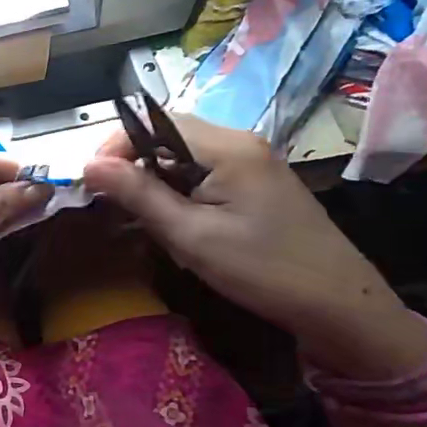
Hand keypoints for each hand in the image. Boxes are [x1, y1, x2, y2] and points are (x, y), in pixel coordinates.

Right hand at [83, 116, 426, 377]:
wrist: (337, 303)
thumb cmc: (261, 269)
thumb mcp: (191, 236)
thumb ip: (139, 195)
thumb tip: (89, 164)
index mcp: (227, 146)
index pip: (156, 122)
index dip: (117, 146)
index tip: (93, 182)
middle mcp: (242, 141)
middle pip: (170, 134)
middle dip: (135, 164)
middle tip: (112, 203)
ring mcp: (254, 160)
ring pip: (186, 155)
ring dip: (156, 179)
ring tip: (140, 216)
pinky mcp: (259, 182)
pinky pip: (206, 171)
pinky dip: (181, 189)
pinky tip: (176, 220)